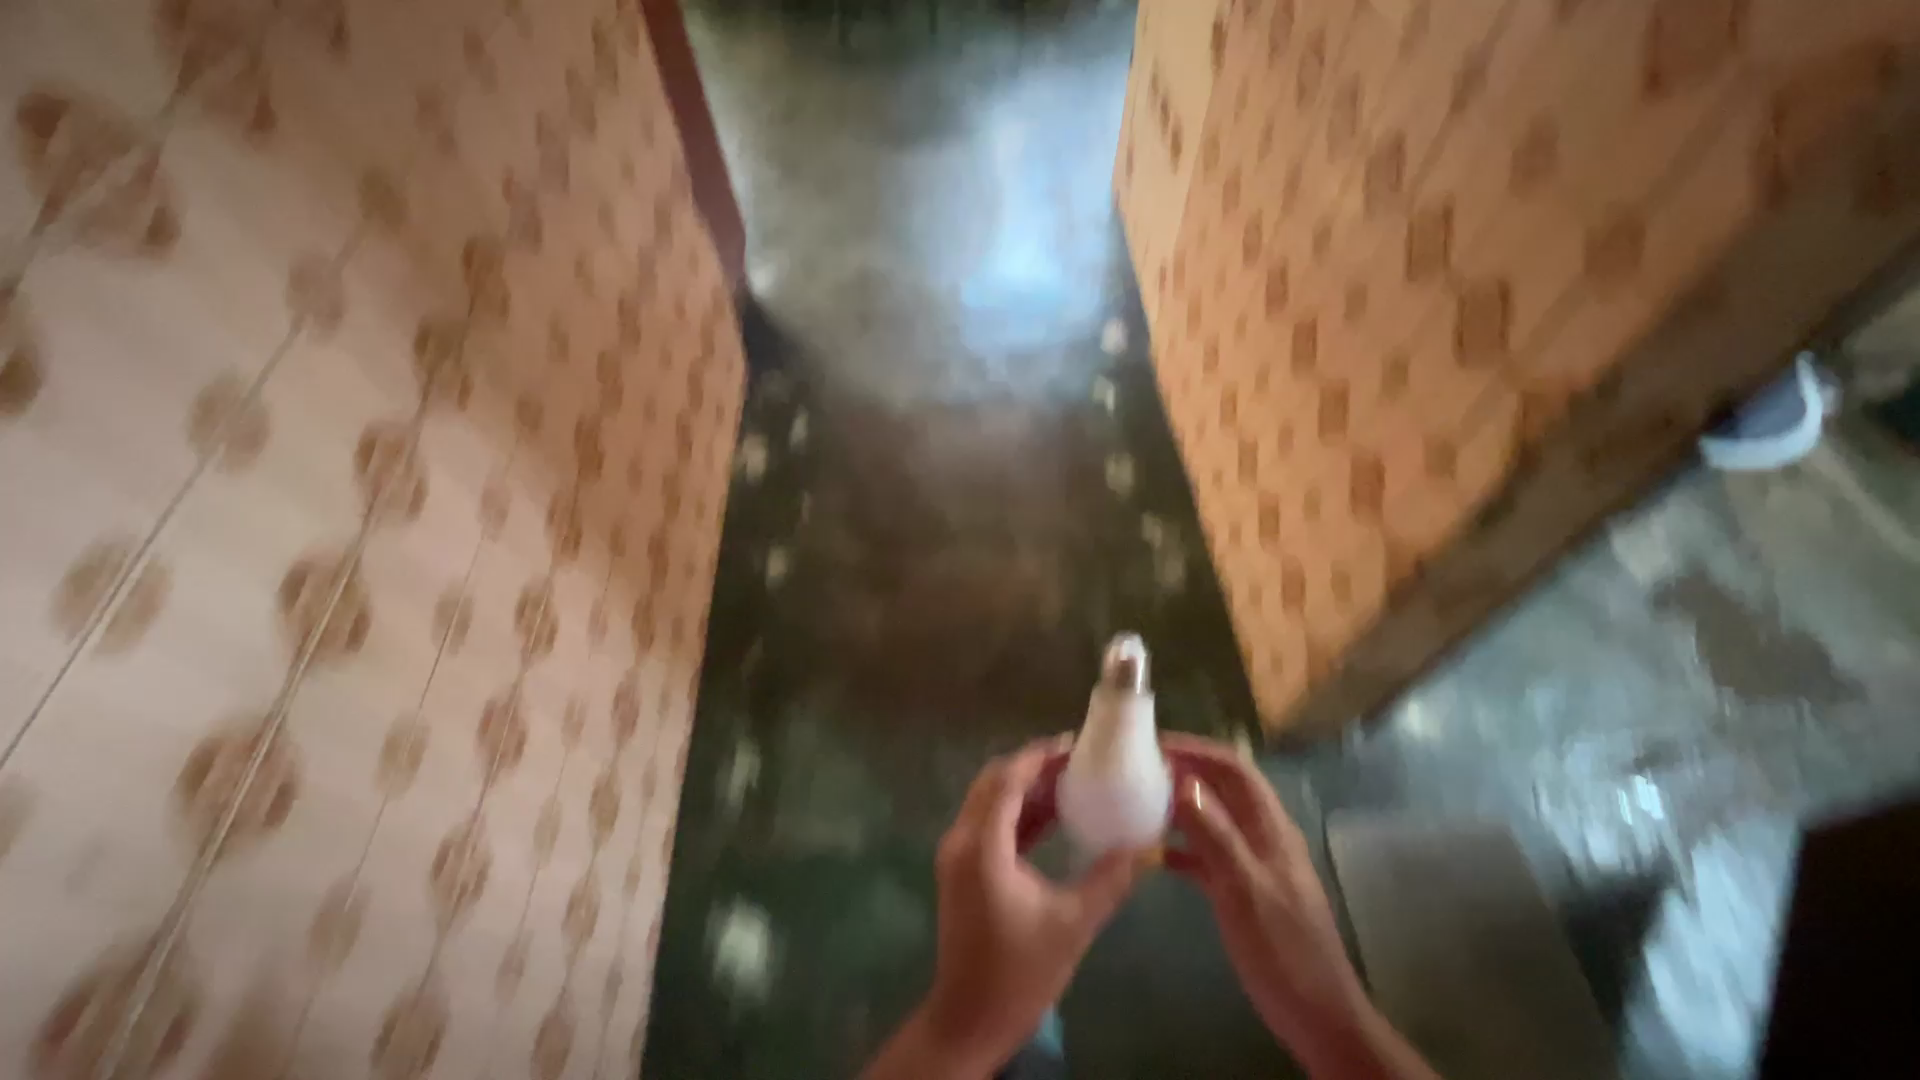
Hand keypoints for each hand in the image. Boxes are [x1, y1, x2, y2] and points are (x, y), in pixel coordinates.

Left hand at [862, 738, 1149, 1079]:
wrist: (970, 1019)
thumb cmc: (1020, 972)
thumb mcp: (1073, 923)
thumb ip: (1110, 878)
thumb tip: (1147, 846)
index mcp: (982, 845)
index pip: (1008, 779)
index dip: (1040, 756)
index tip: (1077, 745)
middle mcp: (961, 839)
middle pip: (994, 781)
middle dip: (1033, 765)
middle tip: (1078, 761)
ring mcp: (957, 854)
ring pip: (989, 800)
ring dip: (1025, 788)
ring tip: (1072, 782)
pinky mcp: (961, 869)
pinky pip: (989, 823)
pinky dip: (1018, 813)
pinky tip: (1054, 817)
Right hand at [1163, 734, 1437, 1079]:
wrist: (1317, 1015)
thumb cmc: (1283, 951)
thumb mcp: (1245, 892)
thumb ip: (1217, 837)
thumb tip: (1184, 783)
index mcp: (1270, 829)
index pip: (1234, 769)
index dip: (1197, 750)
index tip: (1154, 744)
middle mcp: (1263, 837)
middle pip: (1223, 787)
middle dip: (1185, 769)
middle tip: (1137, 767)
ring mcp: (1253, 863)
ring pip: (1213, 818)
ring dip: (1180, 804)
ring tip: (1137, 800)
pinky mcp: (1241, 889)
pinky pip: (1206, 853)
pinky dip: (1180, 845)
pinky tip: (1151, 852)